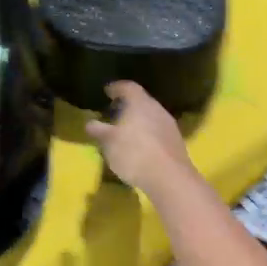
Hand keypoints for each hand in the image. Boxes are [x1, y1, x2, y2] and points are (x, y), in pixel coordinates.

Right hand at [85, 81, 196, 195]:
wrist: (170, 178)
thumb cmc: (135, 152)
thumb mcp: (109, 142)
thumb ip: (99, 130)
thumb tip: (90, 123)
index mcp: (140, 102)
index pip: (128, 87)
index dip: (116, 88)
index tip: (107, 91)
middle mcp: (157, 108)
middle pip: (141, 101)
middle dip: (127, 106)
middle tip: (114, 113)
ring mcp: (169, 125)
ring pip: (150, 116)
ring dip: (138, 121)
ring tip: (125, 131)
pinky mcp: (176, 142)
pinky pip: (158, 131)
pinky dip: (147, 134)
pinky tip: (140, 147)